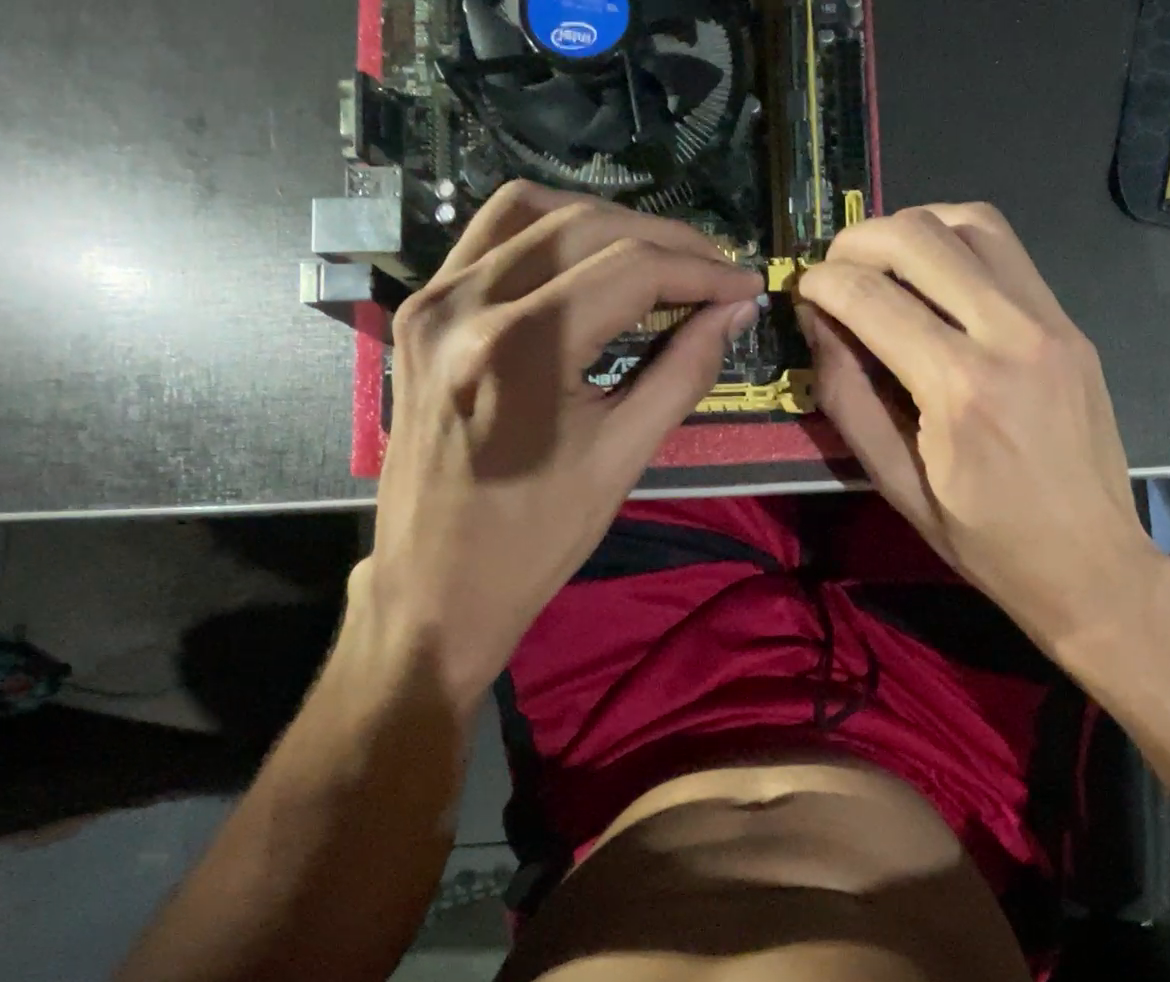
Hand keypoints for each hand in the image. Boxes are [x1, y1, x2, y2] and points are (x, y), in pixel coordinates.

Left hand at [359, 181, 764, 702]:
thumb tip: (734, 312)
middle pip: (584, 227)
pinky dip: (553, 234)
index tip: (747, 285)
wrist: (440, 581)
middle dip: (665, 241)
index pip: (629, 271)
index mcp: (520, 348)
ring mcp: (432, 301)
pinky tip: (593, 263)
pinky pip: (490, 237)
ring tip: (662, 259)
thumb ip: (683, 372)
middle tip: (718, 272)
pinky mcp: (421, 312)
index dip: (701, 272)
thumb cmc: (539, 534)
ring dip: (608, 223)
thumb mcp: (624, 457)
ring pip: (529, 212)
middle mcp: (465, 304)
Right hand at [796, 203, 1165, 652]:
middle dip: (860, 239)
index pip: (872, 297)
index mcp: (960, 389)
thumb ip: (851, 401)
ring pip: (974, 224)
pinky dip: (964, 246)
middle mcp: (1010, 337)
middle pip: (921, 236)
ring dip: (917, 228)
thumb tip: (820, 323)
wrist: (1091, 562)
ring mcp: (1052, 325)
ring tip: (887, 263)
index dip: (822, 283)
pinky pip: (1012, 256)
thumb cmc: (990, 544)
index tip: (803, 290)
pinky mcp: (1073, 329)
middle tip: (836, 268)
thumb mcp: (901, 489)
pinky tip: (942, 279)